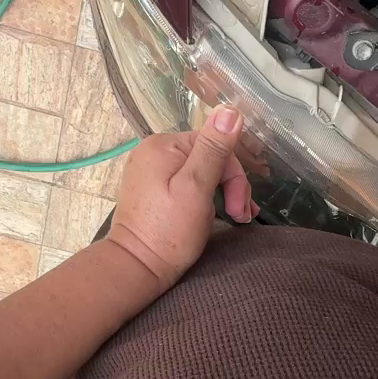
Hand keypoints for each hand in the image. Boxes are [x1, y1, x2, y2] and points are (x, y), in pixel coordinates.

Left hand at [105, 106, 254, 291]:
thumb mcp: (196, 188)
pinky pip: (186, 183)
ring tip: (236, 218)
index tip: (240, 207)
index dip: (234, 176)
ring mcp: (151, 170)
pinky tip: (217, 214)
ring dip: (222, 193)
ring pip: (200, 171)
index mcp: (163, 145)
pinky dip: (205, 197)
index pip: (215, 145)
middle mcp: (154, 151)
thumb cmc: (169, 232)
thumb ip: (214, 149)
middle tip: (240, 216)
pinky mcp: (152, 189)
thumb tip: (231, 109)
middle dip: (230, 186)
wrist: (136, 269)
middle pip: (209, 157)